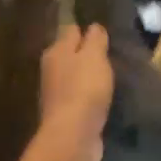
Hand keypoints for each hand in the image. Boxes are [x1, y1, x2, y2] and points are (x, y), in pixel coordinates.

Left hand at [39, 24, 112, 160]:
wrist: (73, 134)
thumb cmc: (84, 89)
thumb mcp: (94, 57)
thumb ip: (95, 39)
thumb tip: (93, 26)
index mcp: (56, 51)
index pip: (71, 31)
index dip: (86, 30)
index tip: (103, 32)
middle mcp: (51, 69)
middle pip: (69, 54)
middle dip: (85, 53)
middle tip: (109, 54)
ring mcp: (56, 93)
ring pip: (74, 76)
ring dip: (87, 76)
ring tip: (108, 75)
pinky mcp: (65, 113)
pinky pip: (79, 97)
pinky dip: (88, 95)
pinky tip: (101, 98)